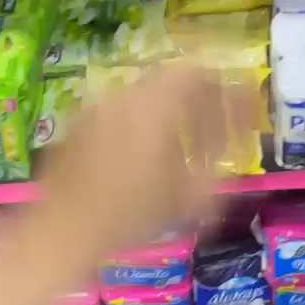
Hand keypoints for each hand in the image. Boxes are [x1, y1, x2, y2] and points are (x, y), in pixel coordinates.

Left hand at [32, 62, 241, 261]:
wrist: (61, 229)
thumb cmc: (128, 215)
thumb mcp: (186, 199)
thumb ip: (217, 172)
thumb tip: (232, 159)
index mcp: (156, 104)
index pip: (202, 74)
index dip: (229, 92)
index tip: (243, 114)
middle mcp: (127, 95)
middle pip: (177, 82)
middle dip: (203, 106)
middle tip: (218, 135)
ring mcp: (100, 107)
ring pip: (150, 98)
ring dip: (176, 117)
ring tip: (186, 154)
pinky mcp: (82, 124)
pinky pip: (125, 113)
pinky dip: (147, 126)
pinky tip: (150, 162)